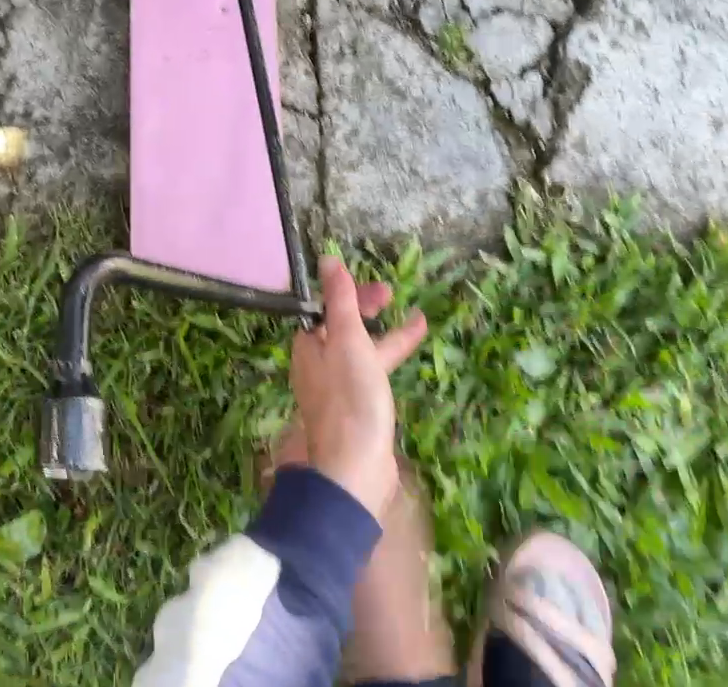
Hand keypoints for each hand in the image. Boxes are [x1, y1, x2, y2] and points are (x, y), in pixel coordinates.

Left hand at [287, 256, 428, 518]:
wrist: (355, 467)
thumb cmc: (350, 397)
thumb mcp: (347, 340)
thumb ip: (339, 301)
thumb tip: (326, 260)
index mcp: (308, 346)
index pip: (326, 308)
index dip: (350, 293)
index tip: (382, 289)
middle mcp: (317, 364)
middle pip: (342, 327)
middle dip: (366, 309)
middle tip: (393, 294)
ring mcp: (337, 388)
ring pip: (360, 350)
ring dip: (385, 334)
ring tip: (419, 322)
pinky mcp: (356, 408)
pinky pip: (372, 374)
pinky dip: (389, 360)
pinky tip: (407, 360)